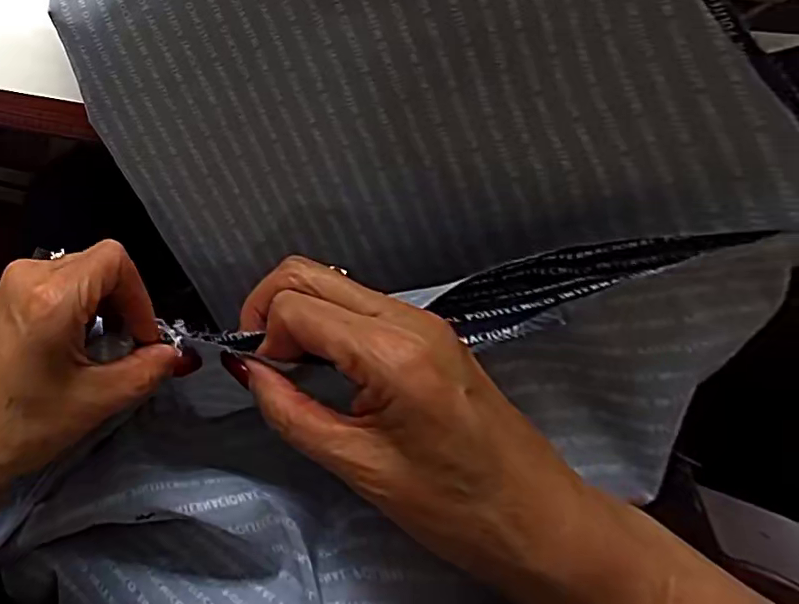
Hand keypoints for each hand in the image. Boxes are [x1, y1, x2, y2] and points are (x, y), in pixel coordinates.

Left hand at [0, 240, 191, 562]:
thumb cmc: (19, 423)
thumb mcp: (94, 400)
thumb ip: (143, 370)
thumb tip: (173, 355)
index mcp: (50, 294)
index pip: (114, 259)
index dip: (140, 296)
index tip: (144, 338)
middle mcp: (27, 274)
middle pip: (95, 263)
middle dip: (122, 302)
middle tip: (129, 348)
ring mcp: (10, 281)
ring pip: (74, 271)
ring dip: (99, 304)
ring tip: (100, 352)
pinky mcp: (2, 293)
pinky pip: (51, 282)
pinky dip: (74, 305)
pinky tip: (73, 346)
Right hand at [225, 257, 759, 603]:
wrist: (561, 536)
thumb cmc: (463, 511)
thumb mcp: (357, 467)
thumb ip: (286, 410)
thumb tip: (246, 369)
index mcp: (394, 355)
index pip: (292, 308)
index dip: (265, 340)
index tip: (270, 379)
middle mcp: (407, 321)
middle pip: (301, 272)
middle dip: (265, 306)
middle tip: (266, 357)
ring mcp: (421, 320)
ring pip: (323, 278)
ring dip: (292, 310)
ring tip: (293, 361)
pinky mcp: (425, 329)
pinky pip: (348, 298)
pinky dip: (318, 316)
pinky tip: (324, 359)